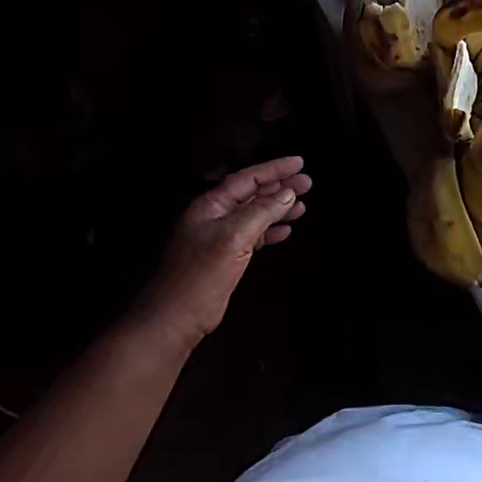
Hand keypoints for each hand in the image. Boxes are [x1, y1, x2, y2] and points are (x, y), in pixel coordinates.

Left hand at [134, 156, 310, 346]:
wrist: (173, 318)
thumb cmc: (199, 275)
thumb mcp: (234, 237)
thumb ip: (262, 212)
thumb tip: (287, 194)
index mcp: (210, 206)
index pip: (247, 178)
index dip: (274, 169)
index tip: (299, 163)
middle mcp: (214, 217)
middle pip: (252, 194)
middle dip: (280, 187)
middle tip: (307, 183)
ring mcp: (218, 238)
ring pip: (254, 215)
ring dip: (278, 209)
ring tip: (302, 206)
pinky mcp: (224, 257)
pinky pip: (252, 235)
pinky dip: (270, 231)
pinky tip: (285, 230)